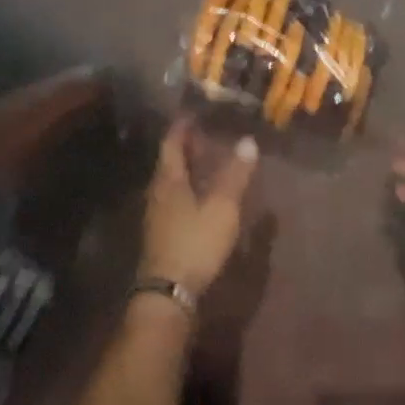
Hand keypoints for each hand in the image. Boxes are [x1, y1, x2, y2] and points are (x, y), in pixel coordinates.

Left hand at [142, 120, 258, 297]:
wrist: (168, 290)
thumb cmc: (195, 243)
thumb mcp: (222, 208)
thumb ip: (235, 176)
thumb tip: (247, 142)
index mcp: (168, 180)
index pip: (172, 143)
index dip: (183, 127)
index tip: (195, 113)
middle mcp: (157, 193)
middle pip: (169, 163)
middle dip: (187, 148)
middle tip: (207, 137)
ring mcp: (156, 216)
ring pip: (171, 184)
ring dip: (188, 171)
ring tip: (209, 165)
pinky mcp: (162, 235)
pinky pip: (174, 202)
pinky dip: (188, 192)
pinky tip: (202, 199)